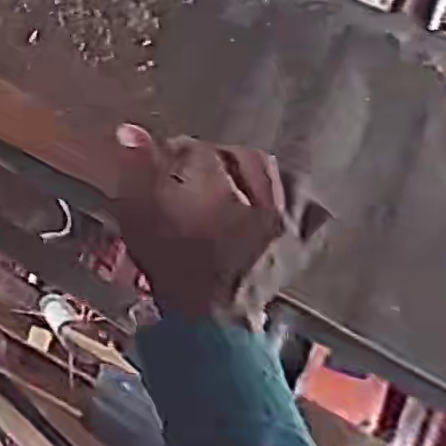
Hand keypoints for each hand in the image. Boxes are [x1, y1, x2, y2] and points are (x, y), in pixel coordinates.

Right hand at [112, 125, 330, 328]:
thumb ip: (134, 168)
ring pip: (288, 179)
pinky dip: (299, 199)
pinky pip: (316, 212)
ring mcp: (288, 228)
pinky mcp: (303, 249)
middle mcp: (260, 205)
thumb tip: (130, 131)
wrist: (205, 314)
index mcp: (216, 192)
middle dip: (220, 153)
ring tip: (241, 172)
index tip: (165, 151)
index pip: (202, 150)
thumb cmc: (167, 262)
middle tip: (199, 159)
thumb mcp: (135, 210)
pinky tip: (283, 199)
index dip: (179, 147)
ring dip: (262, 170)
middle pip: (249, 158)